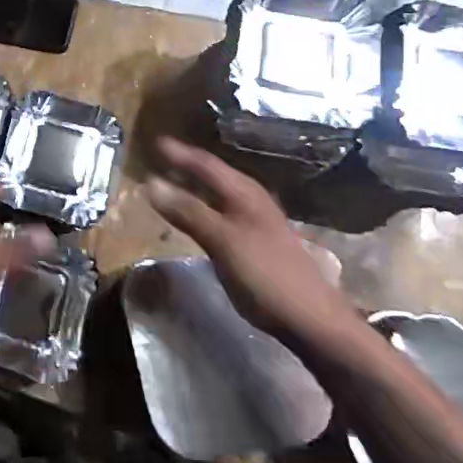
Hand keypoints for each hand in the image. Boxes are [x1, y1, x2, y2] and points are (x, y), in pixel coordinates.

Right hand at [146, 136, 357, 340]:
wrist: (311, 319)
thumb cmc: (265, 275)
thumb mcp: (222, 241)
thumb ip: (188, 211)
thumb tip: (150, 183)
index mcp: (245, 193)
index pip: (207, 164)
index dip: (180, 154)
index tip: (155, 142)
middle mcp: (252, 200)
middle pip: (215, 175)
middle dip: (187, 166)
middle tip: (160, 160)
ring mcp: (257, 221)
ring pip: (220, 193)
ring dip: (195, 187)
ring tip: (171, 183)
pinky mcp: (257, 242)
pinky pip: (223, 212)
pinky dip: (203, 207)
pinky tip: (196, 217)